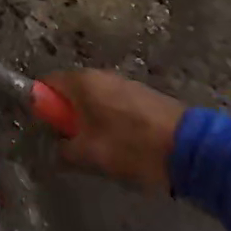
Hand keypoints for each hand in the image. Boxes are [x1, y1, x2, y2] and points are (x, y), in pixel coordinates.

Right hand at [41, 70, 186, 194]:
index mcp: (83, 82)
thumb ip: (64, 150)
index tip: (46, 129)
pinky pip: (114, 104)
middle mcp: (101, 75)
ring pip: (94, 99)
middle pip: (71, 90)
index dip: (42, 105)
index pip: (48, 82)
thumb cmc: (130, 147)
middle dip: (67, 116)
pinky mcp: (142, 94)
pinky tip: (121, 144)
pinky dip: (110, 120)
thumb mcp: (90, 154)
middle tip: (71, 144)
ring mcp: (124, 83)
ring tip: (98, 149)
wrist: (188, 148)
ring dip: (89, 120)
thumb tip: (55, 149)